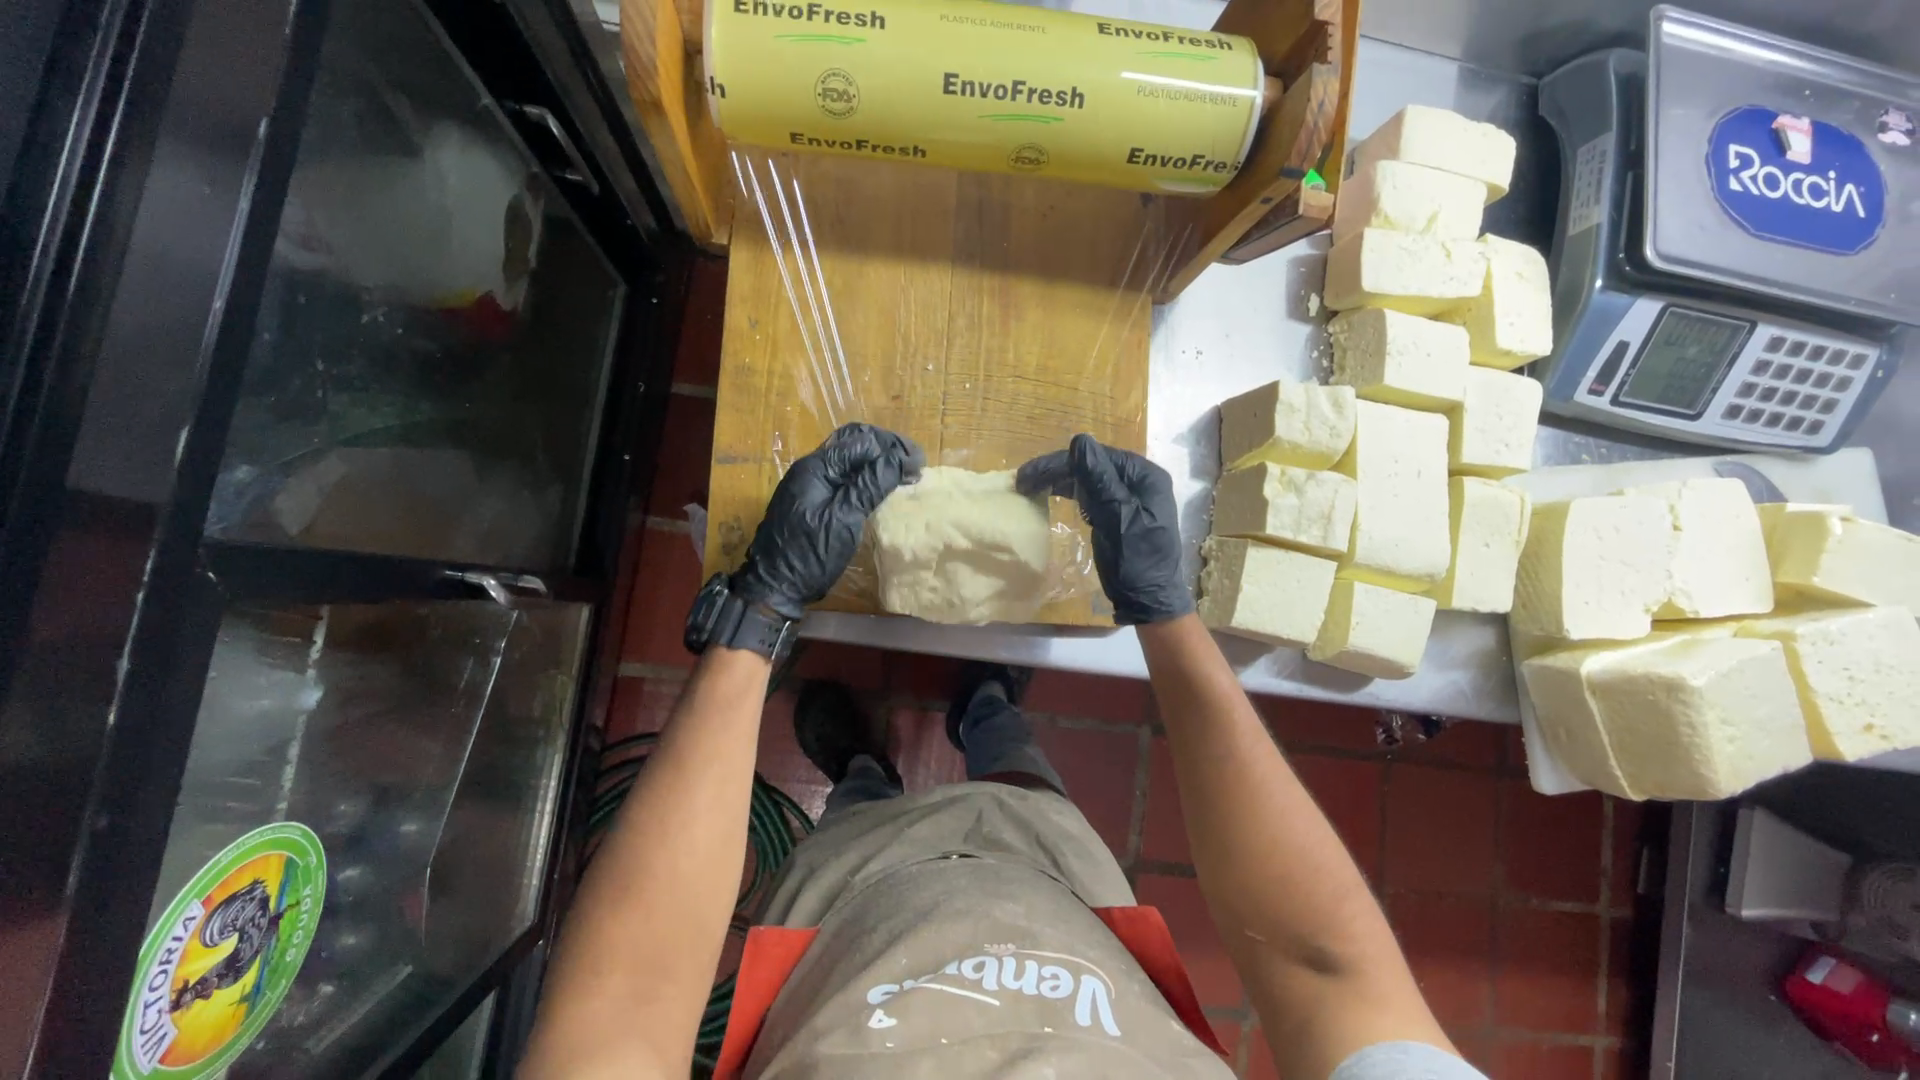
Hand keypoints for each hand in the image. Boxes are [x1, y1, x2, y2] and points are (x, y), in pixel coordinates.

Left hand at [733, 422, 924, 619]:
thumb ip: (871, 485)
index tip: (920, 465)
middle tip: (915, 464)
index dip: (893, 448)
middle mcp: (812, 468)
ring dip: (877, 462)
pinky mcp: (813, 502)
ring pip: (849, 460)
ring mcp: (811, 485)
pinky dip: (866, 478)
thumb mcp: (844, 519)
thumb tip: (901, 458)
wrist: (773, 588)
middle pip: (854, 443)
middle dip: (887, 449)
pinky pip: (844, 478)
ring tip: (903, 475)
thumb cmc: (809, 555)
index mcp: (817, 467)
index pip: (861, 441)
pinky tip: (881, 490)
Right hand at [1017, 434, 1191, 625]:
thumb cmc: (1136, 560)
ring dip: (1060, 481)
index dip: (1059, 463)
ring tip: (1029, 487)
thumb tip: (1079, 442)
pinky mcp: (1119, 513)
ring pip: (1089, 479)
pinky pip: (1092, 495)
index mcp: (1144, 476)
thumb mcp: (1117, 518)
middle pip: (1091, 465)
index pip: (1095, 457)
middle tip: (1022, 482)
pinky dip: (1071, 494)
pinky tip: (1051, 495)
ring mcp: (1130, 497)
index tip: (1026, 476)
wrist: (1149, 601)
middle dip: (1057, 471)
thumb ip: (1100, 480)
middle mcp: (1139, 481)